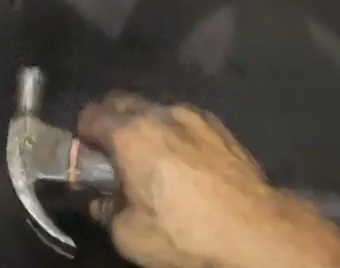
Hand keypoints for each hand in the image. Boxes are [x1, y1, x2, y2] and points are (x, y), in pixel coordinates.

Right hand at [78, 96, 292, 267]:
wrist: (254, 230)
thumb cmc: (185, 233)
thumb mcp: (132, 237)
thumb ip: (107, 213)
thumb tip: (101, 201)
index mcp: (129, 134)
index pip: (91, 116)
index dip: (84, 137)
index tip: (90, 159)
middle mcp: (156, 112)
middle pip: (120, 103)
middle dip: (112, 124)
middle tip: (117, 157)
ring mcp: (189, 113)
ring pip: (153, 109)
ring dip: (145, 126)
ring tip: (154, 159)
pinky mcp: (215, 123)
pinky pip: (182, 119)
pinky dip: (174, 132)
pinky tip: (185, 161)